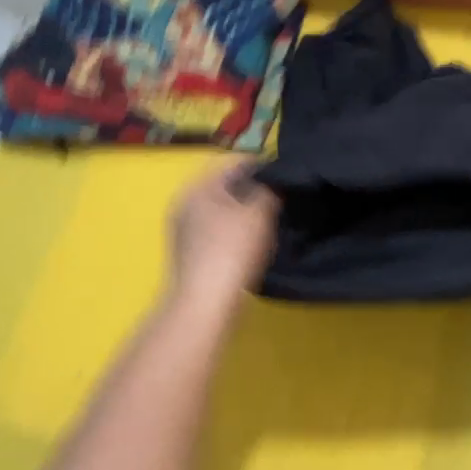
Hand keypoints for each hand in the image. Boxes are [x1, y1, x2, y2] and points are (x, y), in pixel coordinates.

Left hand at [166, 161, 280, 313]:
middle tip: (281, 198)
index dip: (262, 166)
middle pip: (227, 189)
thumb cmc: (231, 250)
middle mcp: (186, 205)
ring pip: (224, 212)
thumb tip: (272, 185)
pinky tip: (256, 244)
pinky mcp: (191, 255)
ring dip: (247, 214)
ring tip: (272, 221)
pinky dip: (237, 234)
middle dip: (254, 192)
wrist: (205, 305)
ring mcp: (185, 232)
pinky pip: (220, 233)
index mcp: (197, 188)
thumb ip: (268, 190)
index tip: (285, 175)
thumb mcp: (259, 212)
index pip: (233, 165)